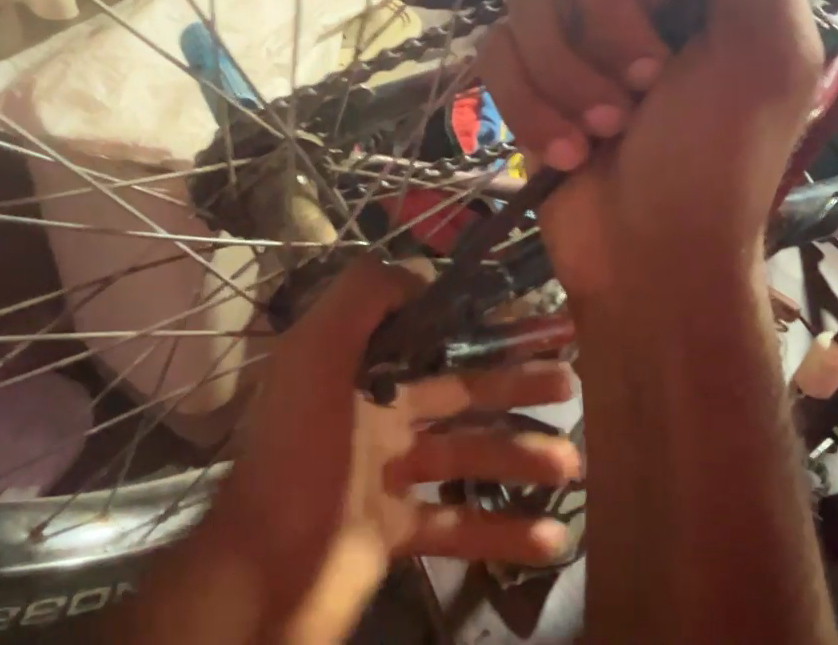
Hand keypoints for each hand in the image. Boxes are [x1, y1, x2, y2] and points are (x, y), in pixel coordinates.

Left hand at [191, 258, 580, 642]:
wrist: (265, 566)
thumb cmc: (300, 451)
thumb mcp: (316, 351)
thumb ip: (364, 295)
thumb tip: (424, 270)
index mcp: (354, 368)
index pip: (423, 334)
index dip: (473, 323)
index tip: (526, 319)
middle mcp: (371, 414)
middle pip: (456, 392)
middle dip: (514, 385)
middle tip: (570, 382)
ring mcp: (385, 475)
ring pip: (466, 457)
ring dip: (521, 456)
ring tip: (572, 463)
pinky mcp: (395, 531)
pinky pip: (458, 528)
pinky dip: (505, 532)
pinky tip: (553, 536)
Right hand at [476, 0, 823, 296]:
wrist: (648, 255)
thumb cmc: (717, 162)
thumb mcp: (772, 54)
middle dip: (607, 18)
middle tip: (644, 84)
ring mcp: (577, 28)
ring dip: (566, 72)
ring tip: (605, 130)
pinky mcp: (528, 71)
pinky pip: (497, 48)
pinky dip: (531, 105)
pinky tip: (567, 151)